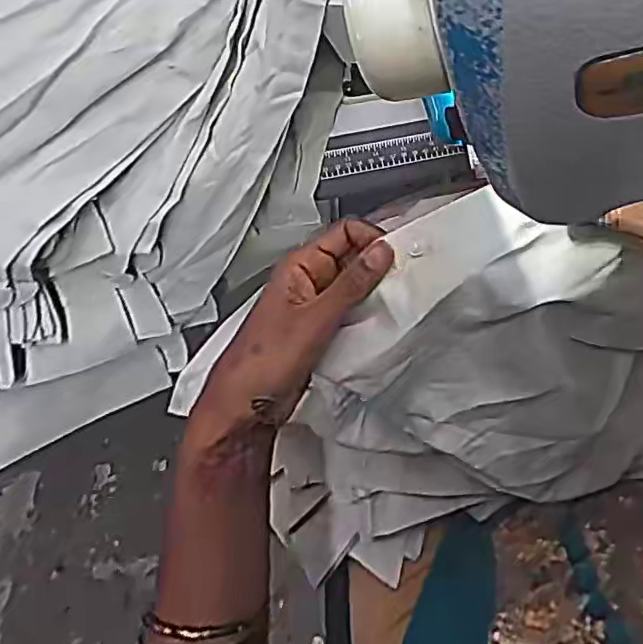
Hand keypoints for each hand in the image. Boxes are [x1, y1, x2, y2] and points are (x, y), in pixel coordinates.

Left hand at [184, 219, 393, 464]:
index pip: (346, 232)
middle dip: (378, 266)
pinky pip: (354, 312)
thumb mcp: (314, 319)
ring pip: (356, 287)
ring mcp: (317, 306)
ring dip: (375, 293)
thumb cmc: (258, 365)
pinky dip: (369, 316)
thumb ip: (351, 284)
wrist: (243, 411)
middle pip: (354, 258)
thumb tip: (379, 253)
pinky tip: (378, 325)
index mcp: (299, 266)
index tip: (394, 255)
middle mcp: (308, 282)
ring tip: (390, 303)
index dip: (372, 238)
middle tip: (399, 279)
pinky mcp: (324, 330)